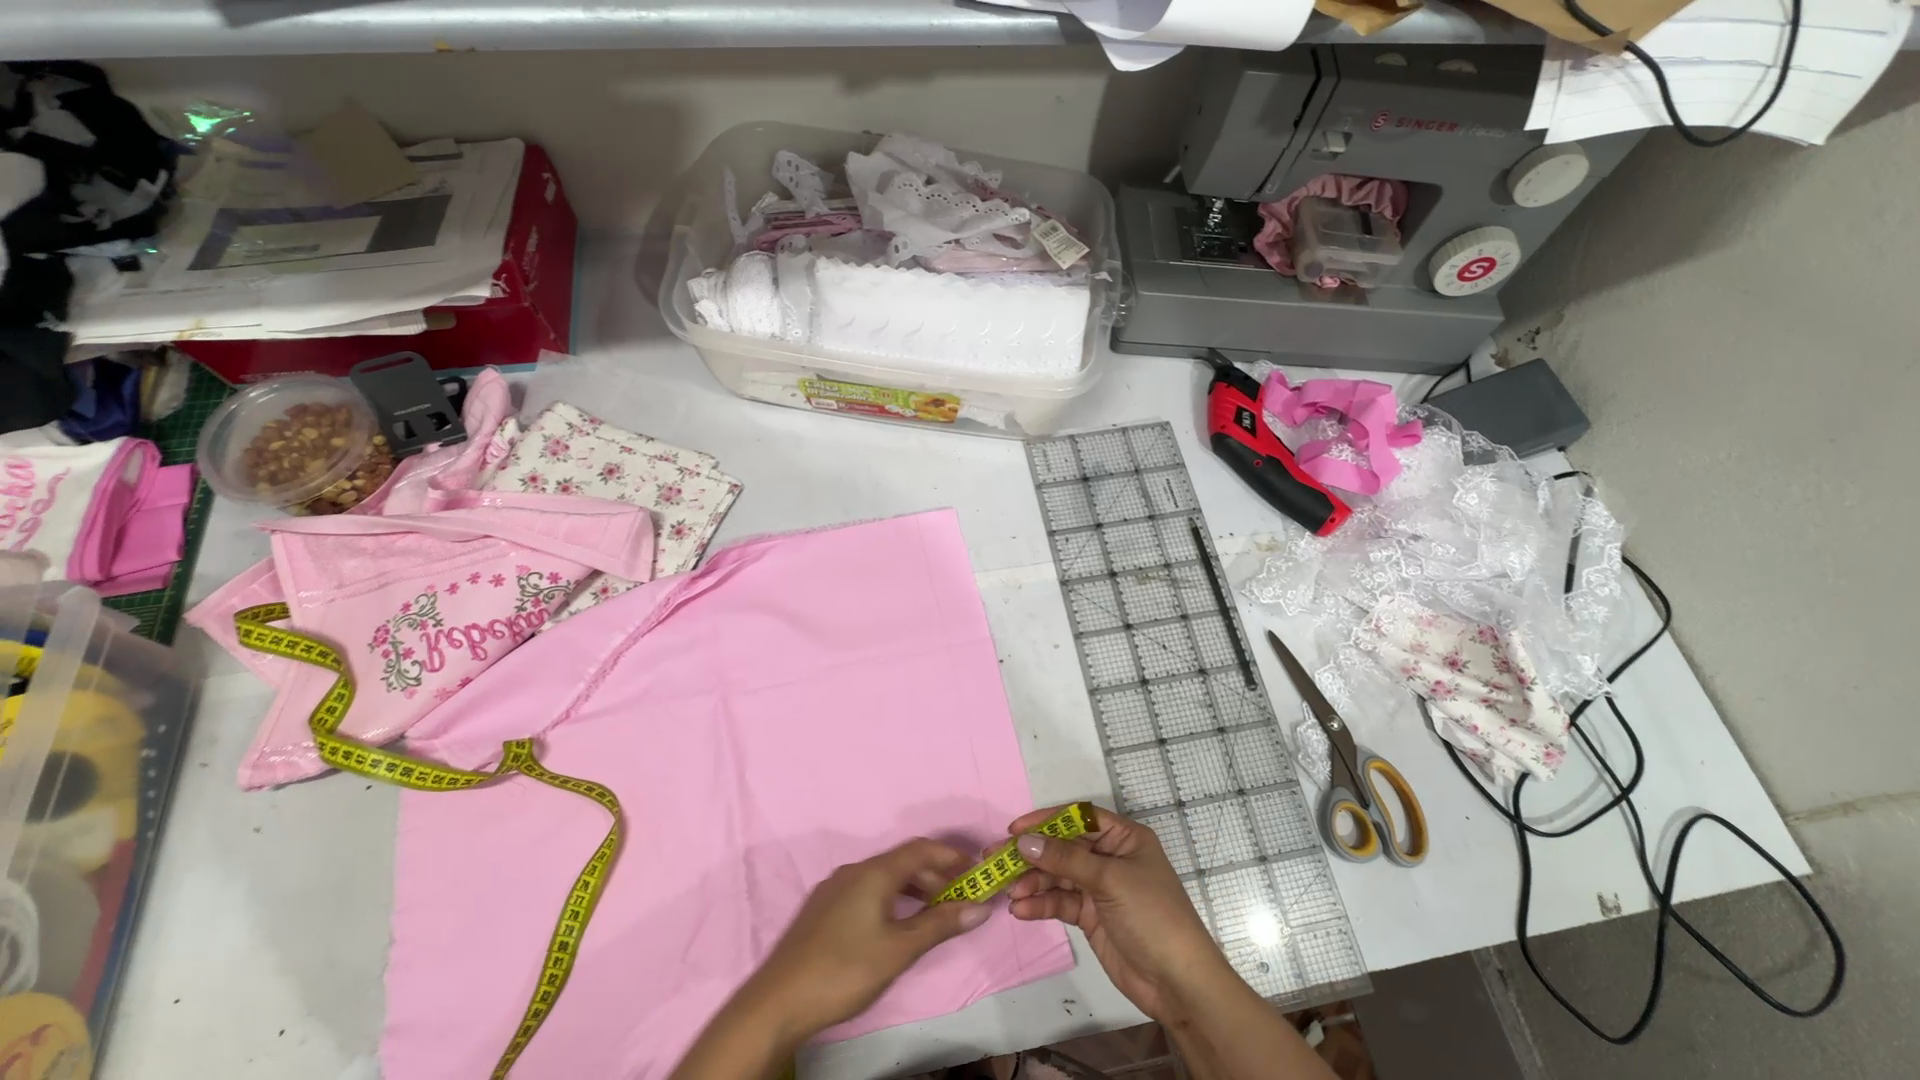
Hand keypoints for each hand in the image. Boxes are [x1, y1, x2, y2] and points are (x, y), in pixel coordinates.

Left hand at [732, 837, 990, 1042]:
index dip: (951, 854)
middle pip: (902, 862)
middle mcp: (852, 871)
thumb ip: (940, 925)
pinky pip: (867, 891)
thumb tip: (981, 907)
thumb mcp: (900, 950)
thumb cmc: (845, 970)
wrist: (778, 1002)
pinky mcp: (823, 910)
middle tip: (962, 895)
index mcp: (872, 873)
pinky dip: (892, 898)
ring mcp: (834, 890)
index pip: (920, 849)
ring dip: (913, 889)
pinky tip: (898, 923)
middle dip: (935, 874)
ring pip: (883, 878)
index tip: (977, 868)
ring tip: (936, 912)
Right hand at [1006, 805, 1234, 1023]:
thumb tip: (1024, 841)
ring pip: (1057, 877)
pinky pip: (1060, 902)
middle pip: (1063, 848)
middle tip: (995, 861)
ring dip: (1033, 883)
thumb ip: (1065, 860)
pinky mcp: (1091, 916)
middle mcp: (1111, 858)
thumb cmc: (1152, 915)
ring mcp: (1100, 888)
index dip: (1047, 821)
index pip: (1079, 819)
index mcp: (1124, 838)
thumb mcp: (1109, 880)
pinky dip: (1041, 904)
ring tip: (1009, 893)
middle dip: (1032, 855)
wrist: (1177, 980)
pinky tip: (1022, 910)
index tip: (1014, 830)